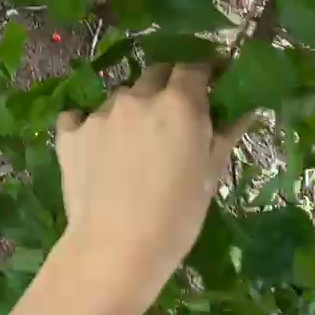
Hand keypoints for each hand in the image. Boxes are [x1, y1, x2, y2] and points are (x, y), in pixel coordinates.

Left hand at [53, 64, 245, 310]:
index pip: (193, 68)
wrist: (116, 246)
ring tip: (135, 142)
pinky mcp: (69, 132)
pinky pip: (80, 116)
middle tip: (174, 113)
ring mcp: (98, 113)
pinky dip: (90, 124)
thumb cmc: (176, 215)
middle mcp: (136, 98)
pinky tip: (96, 147)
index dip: (204, 72)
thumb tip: (245, 107)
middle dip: (168, 85)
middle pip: (155, 75)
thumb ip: (225, 132)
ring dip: (131, 109)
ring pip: (120, 97)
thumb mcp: (210, 174)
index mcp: (177, 104)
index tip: (212, 81)